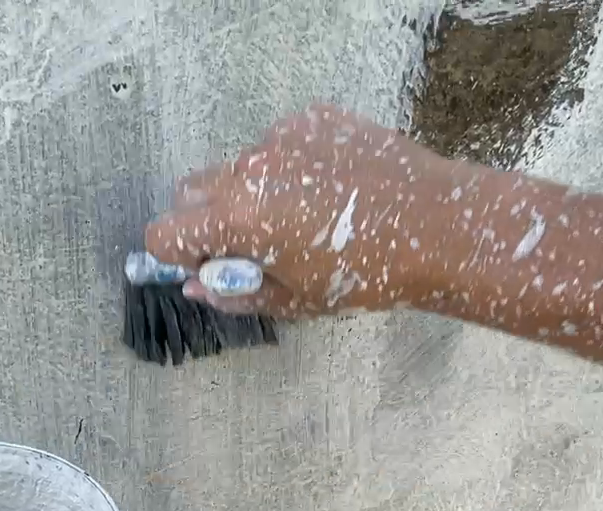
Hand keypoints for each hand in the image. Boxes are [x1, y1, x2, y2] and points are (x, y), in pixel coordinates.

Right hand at [144, 104, 470, 317]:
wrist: (439, 225)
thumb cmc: (365, 274)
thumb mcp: (291, 301)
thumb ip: (232, 293)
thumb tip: (197, 285)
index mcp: (239, 218)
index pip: (164, 232)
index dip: (174, 255)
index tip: (202, 265)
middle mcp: (250, 168)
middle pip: (188, 192)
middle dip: (202, 222)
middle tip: (244, 246)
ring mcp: (282, 137)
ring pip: (232, 168)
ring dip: (242, 195)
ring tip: (293, 218)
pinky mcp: (312, 118)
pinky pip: (273, 145)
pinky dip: (281, 169)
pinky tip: (320, 191)